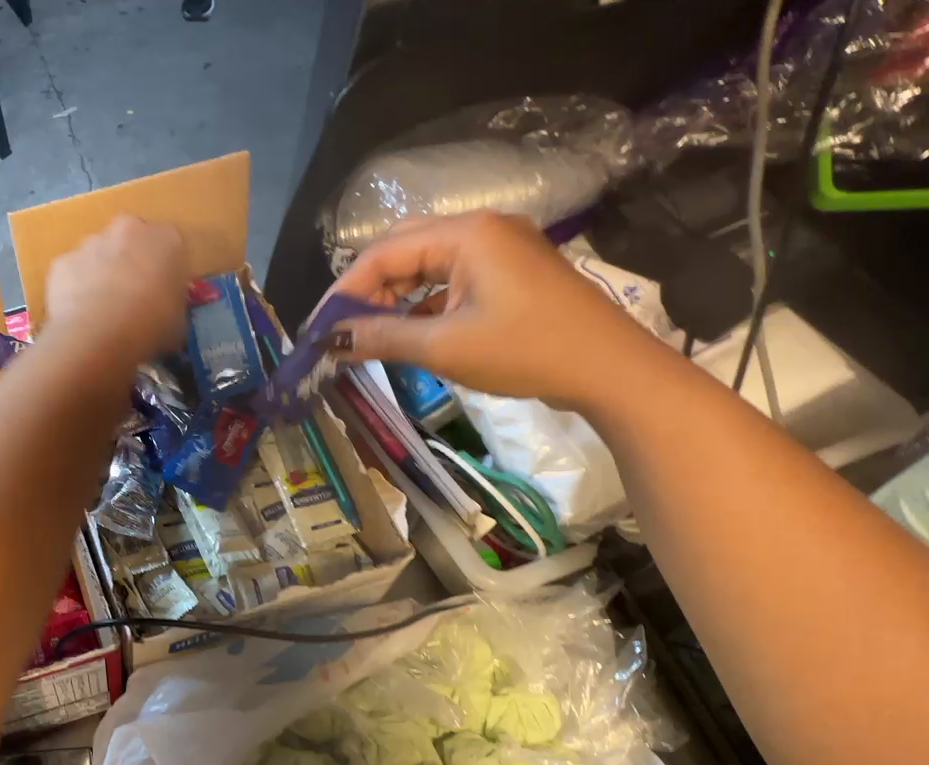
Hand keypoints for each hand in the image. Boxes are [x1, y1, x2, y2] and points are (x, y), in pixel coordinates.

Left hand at [43, 216, 187, 363]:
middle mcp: (128, 229)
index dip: (164, 270)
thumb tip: (164, 312)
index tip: (160, 292)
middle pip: (131, 240)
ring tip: (100, 310)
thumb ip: (172, 306)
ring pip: (97, 253)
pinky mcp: (61, 261)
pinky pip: (71, 273)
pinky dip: (73, 288)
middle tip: (130, 296)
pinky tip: (76, 314)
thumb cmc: (149, 327)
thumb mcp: (177, 323)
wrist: (97, 335)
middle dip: (130, 262)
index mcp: (167, 239)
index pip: (170, 246)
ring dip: (100, 273)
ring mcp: (90, 242)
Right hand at [326, 212, 673, 411]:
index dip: (344, 292)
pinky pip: (449, 279)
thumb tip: (331, 339)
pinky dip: (421, 304)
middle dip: (366, 291)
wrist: (610, 370)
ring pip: (425, 265)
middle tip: (341, 331)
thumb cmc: (525, 351)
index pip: (383, 253)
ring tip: (367, 336)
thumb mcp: (445, 347)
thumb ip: (382, 337)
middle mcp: (480, 229)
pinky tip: (407, 332)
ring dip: (393, 298)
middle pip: (402, 250)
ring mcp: (499, 249)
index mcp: (466, 234)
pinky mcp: (509, 273)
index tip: (318, 330)